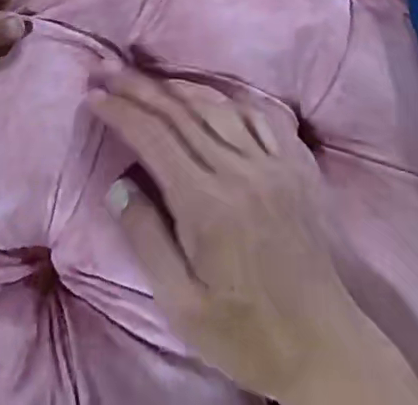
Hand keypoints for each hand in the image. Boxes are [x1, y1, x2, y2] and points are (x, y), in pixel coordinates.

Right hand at [89, 72, 417, 404]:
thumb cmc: (245, 334)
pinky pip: (260, 115)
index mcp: (206, 203)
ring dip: (178, 86)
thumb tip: (118, 184)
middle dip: (138, 87)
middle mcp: (240, 170)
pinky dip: (229, 99)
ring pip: (217, 105)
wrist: (324, 348)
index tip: (93, 95)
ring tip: (148, 78)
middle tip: (106, 69)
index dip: (119, 110)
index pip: (153, 137)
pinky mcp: (297, 166)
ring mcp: (274, 163)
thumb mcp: (181, 305)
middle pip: (180, 112)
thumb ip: (146, 239)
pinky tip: (212, 96)